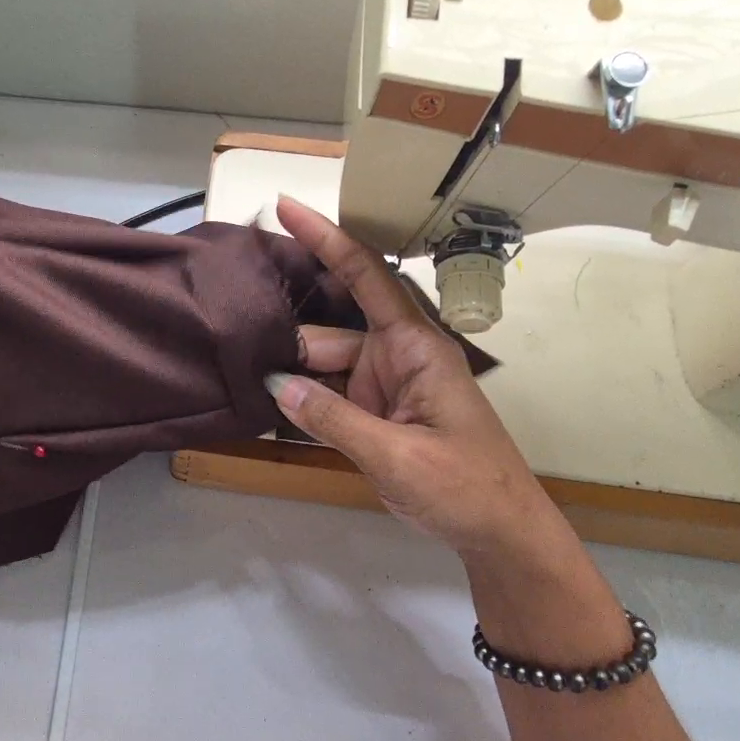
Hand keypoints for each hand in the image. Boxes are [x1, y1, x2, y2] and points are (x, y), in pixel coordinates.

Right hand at [264, 197, 552, 555]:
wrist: (499, 533)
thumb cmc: (464, 487)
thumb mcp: (397, 456)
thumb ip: (334, 420)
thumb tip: (278, 384)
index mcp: (416, 348)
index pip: (366, 278)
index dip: (326, 239)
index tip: (286, 207)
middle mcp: (397, 356)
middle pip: (330, 330)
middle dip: (291, 339)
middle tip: (240, 345)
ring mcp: (384, 386)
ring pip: (324, 365)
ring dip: (292, 376)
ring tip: (244, 381)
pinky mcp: (376, 415)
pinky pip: (329, 396)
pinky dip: (303, 401)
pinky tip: (268, 405)